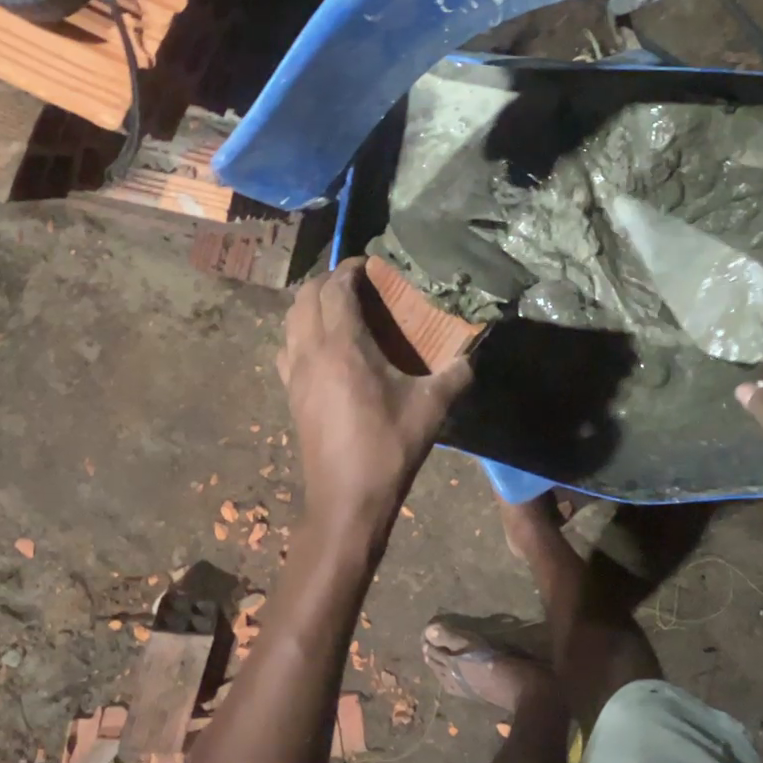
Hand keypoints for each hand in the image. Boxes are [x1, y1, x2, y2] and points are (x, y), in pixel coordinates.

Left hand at [277, 258, 473, 525]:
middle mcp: (310, 351)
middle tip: (358, 281)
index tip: (370, 262)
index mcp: (342, 346)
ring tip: (340, 305)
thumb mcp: (432, 407)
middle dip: (328, 280)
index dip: (350, 268)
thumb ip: (457, 372)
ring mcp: (294, 374)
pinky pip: (287, 347)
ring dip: (310, 302)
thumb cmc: (389, 448)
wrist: (346, 500)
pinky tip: (323, 345)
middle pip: (305, 296)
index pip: (335, 288)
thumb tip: (475, 351)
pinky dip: (300, 331)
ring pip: (290, 320)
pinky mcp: (290, 394)